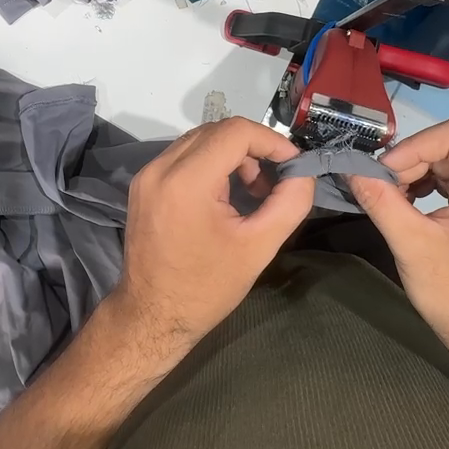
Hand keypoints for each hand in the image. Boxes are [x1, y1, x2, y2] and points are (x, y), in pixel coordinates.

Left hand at [105, 117, 315, 350]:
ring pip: (201, 139)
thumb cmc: (206, 288)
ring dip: (233, 154)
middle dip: (254, 148)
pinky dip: (212, 162)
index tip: (293, 164)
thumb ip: (289, 203)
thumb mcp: (258, 248)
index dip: (270, 141)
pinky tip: (226, 194)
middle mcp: (161, 167)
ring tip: (252, 191)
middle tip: (274, 182)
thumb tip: (304, 173)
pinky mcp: (144, 183)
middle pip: (218, 130)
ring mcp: (148, 174)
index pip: (235, 132)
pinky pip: (185, 154)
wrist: (152, 318)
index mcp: (186, 181)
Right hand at [347, 120, 448, 350]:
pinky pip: (447, 180)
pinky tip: (402, 202)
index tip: (385, 171)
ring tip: (387, 195)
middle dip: (410, 161)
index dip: (415, 145)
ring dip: (412, 173)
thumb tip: (350, 169)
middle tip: (378, 185)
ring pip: (445, 162)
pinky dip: (421, 185)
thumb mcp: (412, 245)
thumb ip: (381, 202)